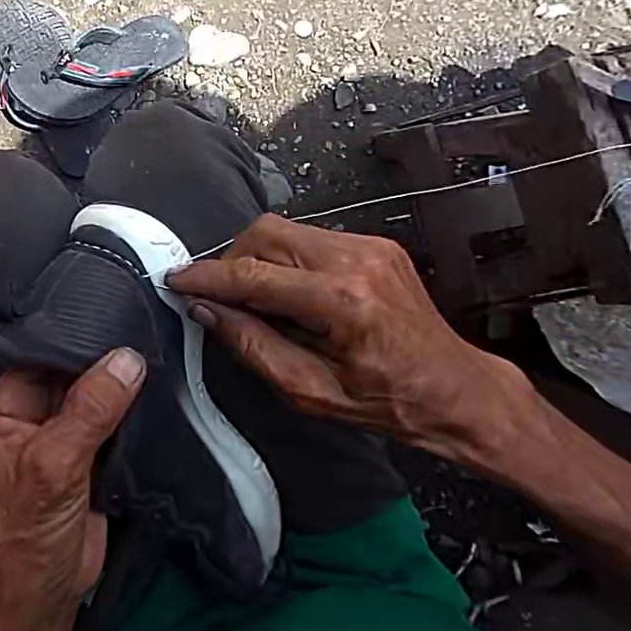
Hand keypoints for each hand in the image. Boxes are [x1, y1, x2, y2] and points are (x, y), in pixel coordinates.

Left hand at [0, 348, 145, 630]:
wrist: (46, 600)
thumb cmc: (25, 542)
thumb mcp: (54, 468)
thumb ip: (88, 412)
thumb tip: (124, 362)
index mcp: (8, 408)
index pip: (45, 353)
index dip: (79, 338)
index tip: (117, 321)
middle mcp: (36, 416)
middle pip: (75, 370)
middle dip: (107, 359)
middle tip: (144, 337)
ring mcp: (67, 435)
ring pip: (99, 394)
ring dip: (125, 385)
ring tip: (154, 360)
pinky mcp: (95, 455)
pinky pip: (118, 420)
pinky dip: (136, 411)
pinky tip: (155, 396)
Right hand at [166, 215, 524, 463]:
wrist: (452, 389)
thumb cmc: (390, 400)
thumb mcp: (307, 389)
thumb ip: (250, 344)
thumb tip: (208, 311)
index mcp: (342, 301)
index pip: (251, 274)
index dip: (205, 276)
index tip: (178, 281)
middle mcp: (356, 261)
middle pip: (264, 235)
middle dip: (230, 262)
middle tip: (218, 298)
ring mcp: (368, 247)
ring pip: (282, 230)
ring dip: (255, 260)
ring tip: (257, 302)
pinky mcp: (372, 245)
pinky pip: (307, 238)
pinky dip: (282, 260)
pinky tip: (287, 294)